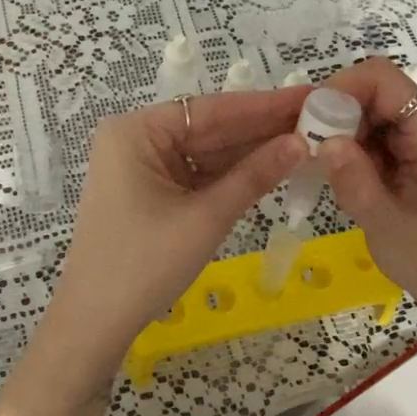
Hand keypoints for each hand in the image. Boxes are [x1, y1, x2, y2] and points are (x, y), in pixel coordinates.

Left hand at [32, 87, 313, 392]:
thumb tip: (302, 142)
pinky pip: (196, 174)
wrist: (96, 321)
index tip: (312, 94)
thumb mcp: (206, 217)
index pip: (211, 110)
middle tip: (320, 118)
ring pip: (205, 152)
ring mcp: (140, 166)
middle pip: (209, 128)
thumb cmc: (145, 264)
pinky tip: (272, 166)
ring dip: (251, 152)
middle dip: (262, 128)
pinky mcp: (148, 191)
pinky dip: (230, 175)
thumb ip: (254, 176)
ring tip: (308, 140)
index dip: (265, 105)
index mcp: (136, 131)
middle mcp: (135, 138)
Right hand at [318, 58, 416, 325]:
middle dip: (335, 117)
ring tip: (336, 180)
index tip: (309, 126)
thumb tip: (325, 142)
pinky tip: (351, 183)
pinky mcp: (415, 146)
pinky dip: (352, 150)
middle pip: (370, 90)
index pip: (381, 78)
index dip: (340, 90)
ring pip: (366, 109)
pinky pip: (373, 130)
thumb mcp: (389, 228)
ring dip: (342, 137)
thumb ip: (357, 184)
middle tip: (314, 161)